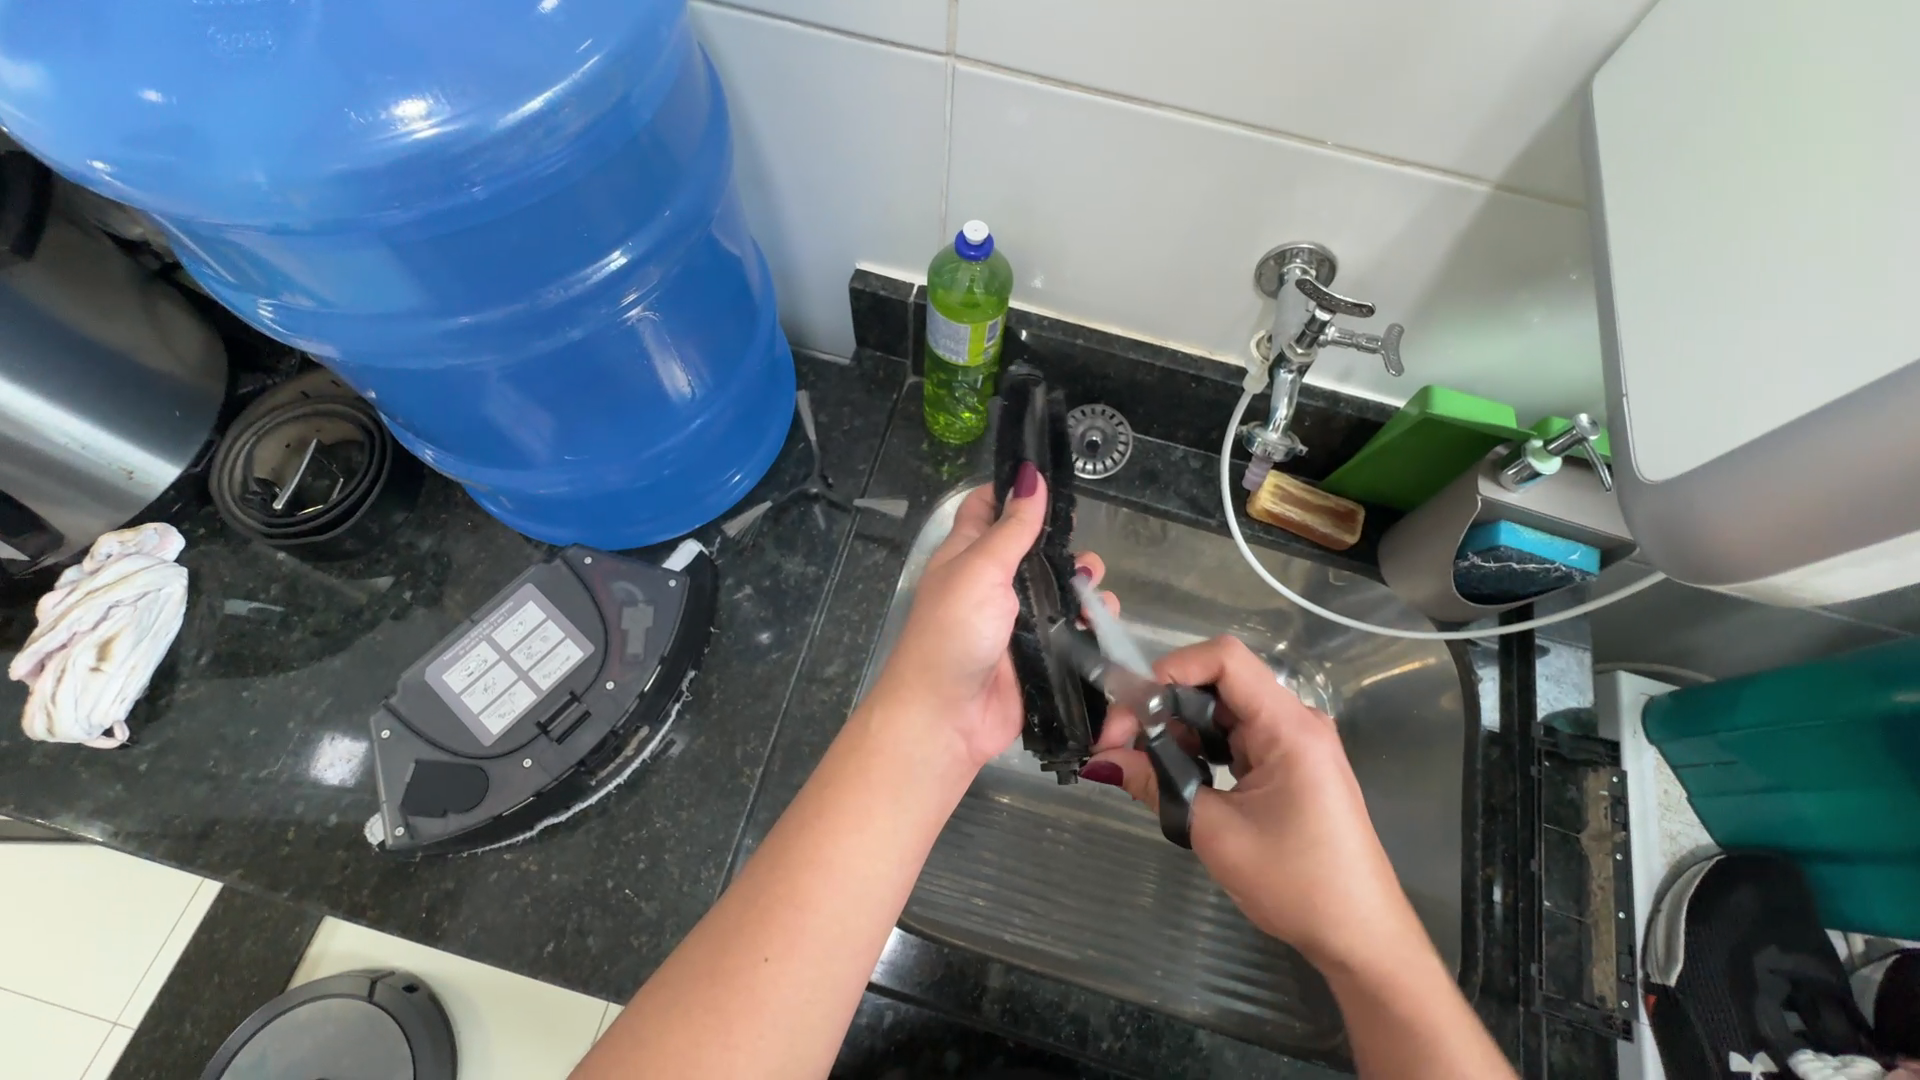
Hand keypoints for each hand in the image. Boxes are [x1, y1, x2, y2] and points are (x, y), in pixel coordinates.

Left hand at [867, 467, 1109, 770]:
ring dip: (1084, 585)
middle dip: (1064, 545)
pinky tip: (1101, 621)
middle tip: (1085, 551)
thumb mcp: (980, 570)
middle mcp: (993, 584)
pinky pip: (1071, 631)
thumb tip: (1030, 475)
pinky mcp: (1040, 655)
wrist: (947, 717)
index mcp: (967, 556)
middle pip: (1035, 550)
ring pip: (1061, 590)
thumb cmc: (954, 633)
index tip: (1051, 478)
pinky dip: (1090, 624)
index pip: (988, 508)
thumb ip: (1011, 528)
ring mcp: (1017, 621)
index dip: (1014, 491)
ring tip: (1095, 591)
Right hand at [1083, 635, 1427, 971]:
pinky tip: (1176, 775)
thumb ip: (1156, 784)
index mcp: (1288, 727)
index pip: (1224, 659)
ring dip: (1178, 730)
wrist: (1361, 938)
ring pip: (1221, 710)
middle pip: (1217, 683)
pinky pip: (1234, 736)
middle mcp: (1294, 722)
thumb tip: (1101, 760)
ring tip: (1141, 763)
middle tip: (1118, 744)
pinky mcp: (1288, 764)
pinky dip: (1199, 748)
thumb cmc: (1297, 884)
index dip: (1171, 668)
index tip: (1132, 709)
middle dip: (1162, 705)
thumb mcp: (1215, 833)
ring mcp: (1293, 743)